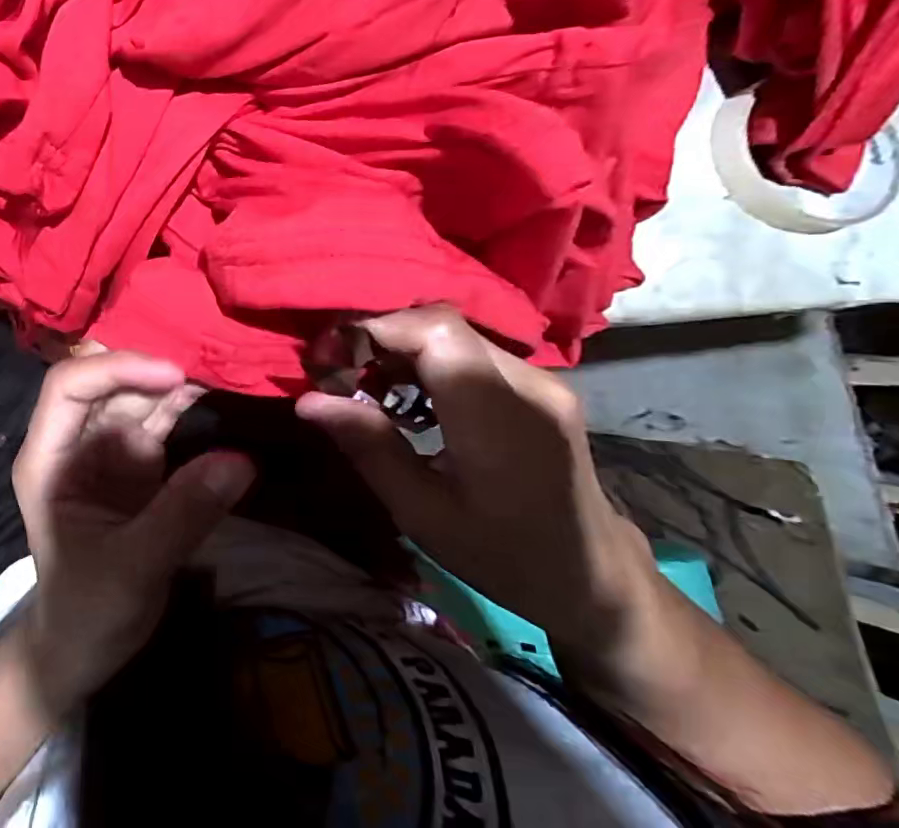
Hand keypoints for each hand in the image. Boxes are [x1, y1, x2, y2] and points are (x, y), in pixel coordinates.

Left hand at [11, 352, 255, 714]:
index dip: (117, 368)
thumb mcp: (132, 569)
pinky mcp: (142, 462)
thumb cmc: (87, 611)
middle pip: (114, 381)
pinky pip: (168, 419)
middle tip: (217, 352)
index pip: (70, 386)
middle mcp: (79, 441)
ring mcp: (112, 448)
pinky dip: (196, 404)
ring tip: (232, 363)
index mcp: (51, 458)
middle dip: (160, 362)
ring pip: (144, 393)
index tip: (174, 374)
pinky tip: (226, 389)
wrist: (83, 648)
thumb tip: (241, 459)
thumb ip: (182, 514)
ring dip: (184, 378)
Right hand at [296, 305, 656, 657]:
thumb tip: (308, 400)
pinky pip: (472, 352)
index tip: (327, 359)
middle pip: (440, 323)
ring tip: (367, 390)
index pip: (434, 330)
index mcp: (499, 415)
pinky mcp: (538, 384)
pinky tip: (410, 400)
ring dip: (400, 350)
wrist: (590, 574)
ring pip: (454, 333)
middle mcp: (526, 380)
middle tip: (337, 376)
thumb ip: (369, 447)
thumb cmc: (502, 556)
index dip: (373, 329)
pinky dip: (429, 363)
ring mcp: (539, 378)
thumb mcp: (423, 514)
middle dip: (379, 338)